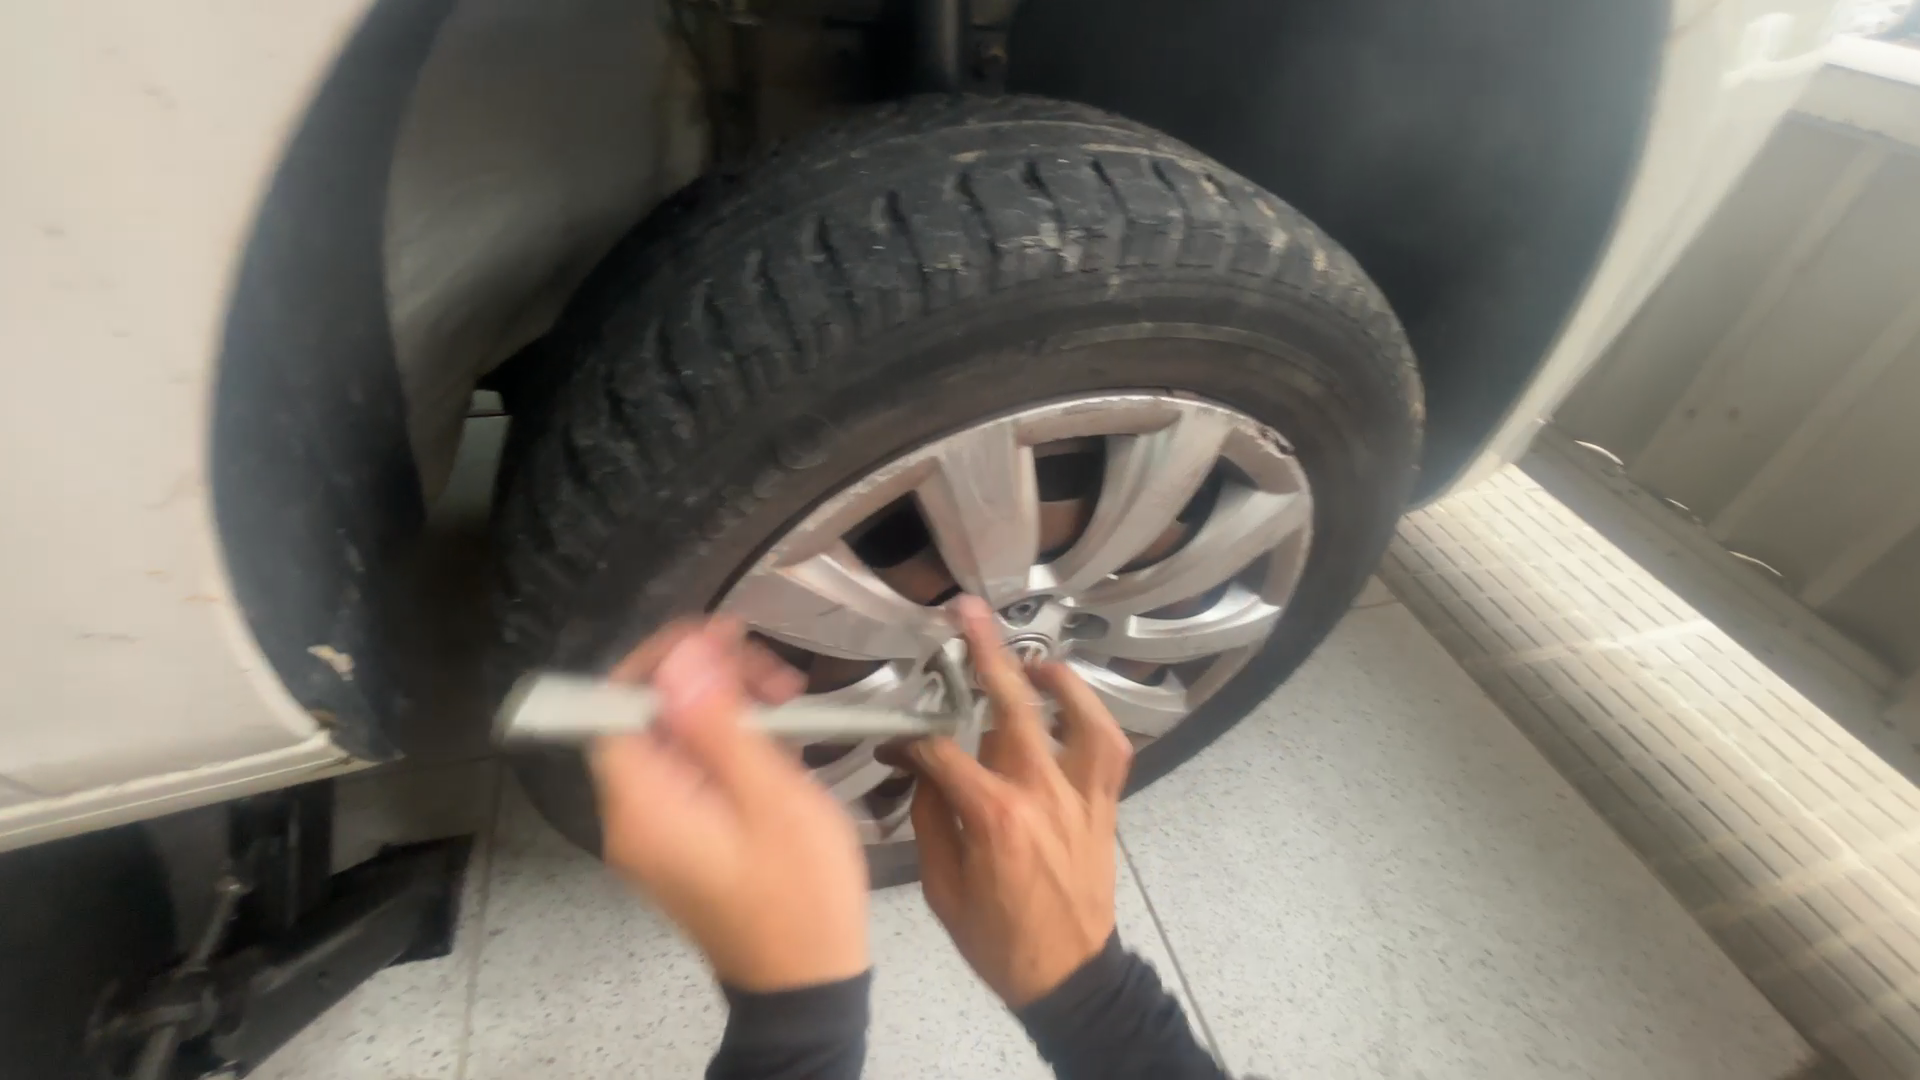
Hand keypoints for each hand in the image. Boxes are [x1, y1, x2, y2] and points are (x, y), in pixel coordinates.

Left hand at [588, 618, 870, 991]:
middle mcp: (636, 812)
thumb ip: (722, 724)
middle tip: (778, 677)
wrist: (807, 981)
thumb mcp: (773, 798)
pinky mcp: (685, 832)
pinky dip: (733, 737)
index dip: (664, 657)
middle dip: (711, 677)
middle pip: (650, 712)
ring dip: (729, 703)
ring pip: (677, 733)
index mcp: (645, 804)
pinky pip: (694, 763)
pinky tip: (779, 736)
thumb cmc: (800, 893)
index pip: (616, 703)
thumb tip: (683, 658)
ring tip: (790, 701)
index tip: (724, 636)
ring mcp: (659, 825)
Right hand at [907, 596, 1135, 1006]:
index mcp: (992, 817)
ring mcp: (1080, 794)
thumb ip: (929, 813)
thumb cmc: (996, 938)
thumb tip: (914, 761)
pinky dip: (1093, 715)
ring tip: (1029, 661)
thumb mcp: (942, 885)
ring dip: (1053, 679)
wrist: (1068, 976)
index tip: (895, 740)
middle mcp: (1040, 792)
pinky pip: (1110, 747)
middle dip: (984, 654)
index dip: (912, 741)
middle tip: (967, 614)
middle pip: (1010, 708)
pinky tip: (1071, 701)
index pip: (942, 753)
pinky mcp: (1105, 803)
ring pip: (1076, 716)